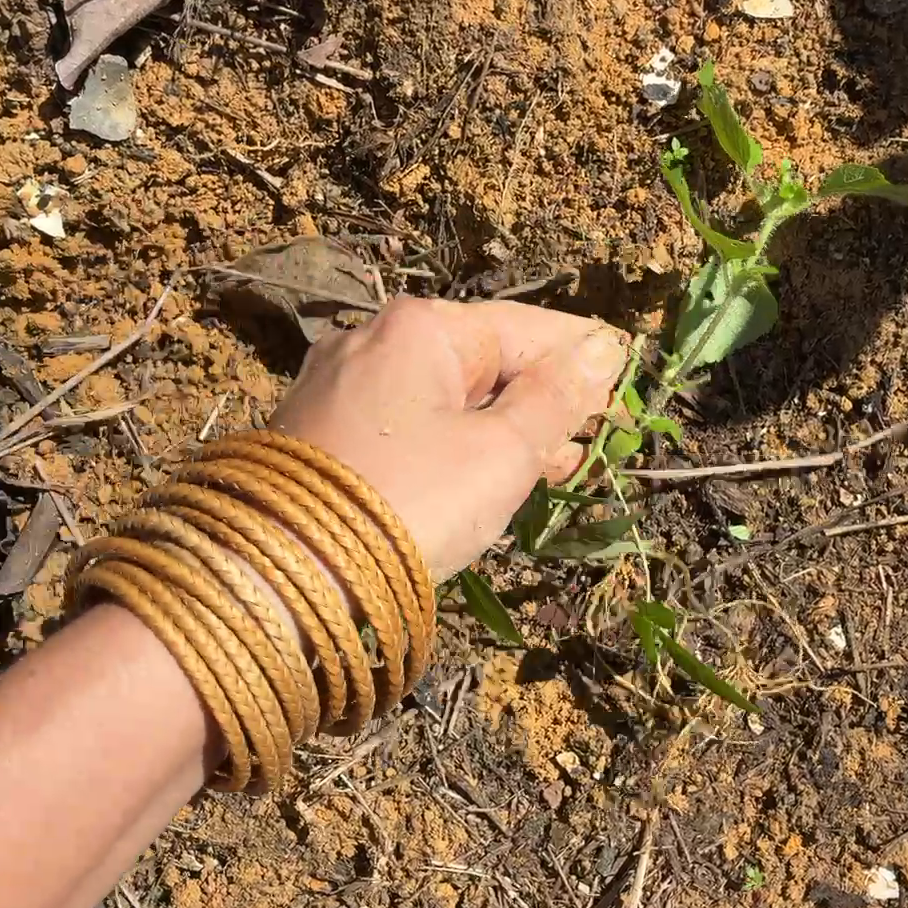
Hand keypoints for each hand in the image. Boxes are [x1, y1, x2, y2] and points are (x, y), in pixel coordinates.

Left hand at [269, 297, 626, 577]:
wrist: (282, 579)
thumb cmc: (411, 503)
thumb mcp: (501, 453)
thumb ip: (557, 399)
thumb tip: (602, 350)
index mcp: (420, 328)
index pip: (526, 328)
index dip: (581, 354)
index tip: (625, 373)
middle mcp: (373, 342)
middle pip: (485, 362)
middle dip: (543, 399)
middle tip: (594, 436)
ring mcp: (342, 387)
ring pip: (448, 397)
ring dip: (504, 428)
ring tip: (554, 463)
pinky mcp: (324, 433)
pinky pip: (411, 425)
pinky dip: (456, 445)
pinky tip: (487, 474)